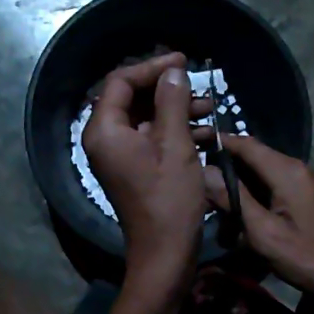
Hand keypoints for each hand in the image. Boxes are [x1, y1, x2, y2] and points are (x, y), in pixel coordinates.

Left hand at [83, 51, 205, 286]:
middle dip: (166, 90)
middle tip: (198, 86)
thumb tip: (174, 71)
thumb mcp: (176, 146)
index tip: (184, 61)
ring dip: (175, 110)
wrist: (164, 252)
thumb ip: (172, 103)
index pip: (120, 82)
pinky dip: (174, 132)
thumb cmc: (169, 199)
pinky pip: (150, 139)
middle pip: (131, 98)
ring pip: (144, 119)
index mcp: (106, 131)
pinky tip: (205, 134)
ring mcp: (117, 156)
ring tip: (209, 109)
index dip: (152, 67)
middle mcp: (104, 140)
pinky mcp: (132, 169)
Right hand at [204, 135, 313, 312]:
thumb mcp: (262, 231)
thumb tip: (204, 171)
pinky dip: (254, 206)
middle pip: (251, 162)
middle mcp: (297, 169)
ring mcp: (303, 184)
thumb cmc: (305, 256)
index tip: (192, 149)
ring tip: (224, 224)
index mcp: (287, 171)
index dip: (218, 143)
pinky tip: (244, 230)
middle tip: (202, 200)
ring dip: (239, 198)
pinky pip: (272, 192)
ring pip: (260, 180)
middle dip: (225, 179)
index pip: (246, 144)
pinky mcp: (305, 200)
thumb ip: (232, 199)